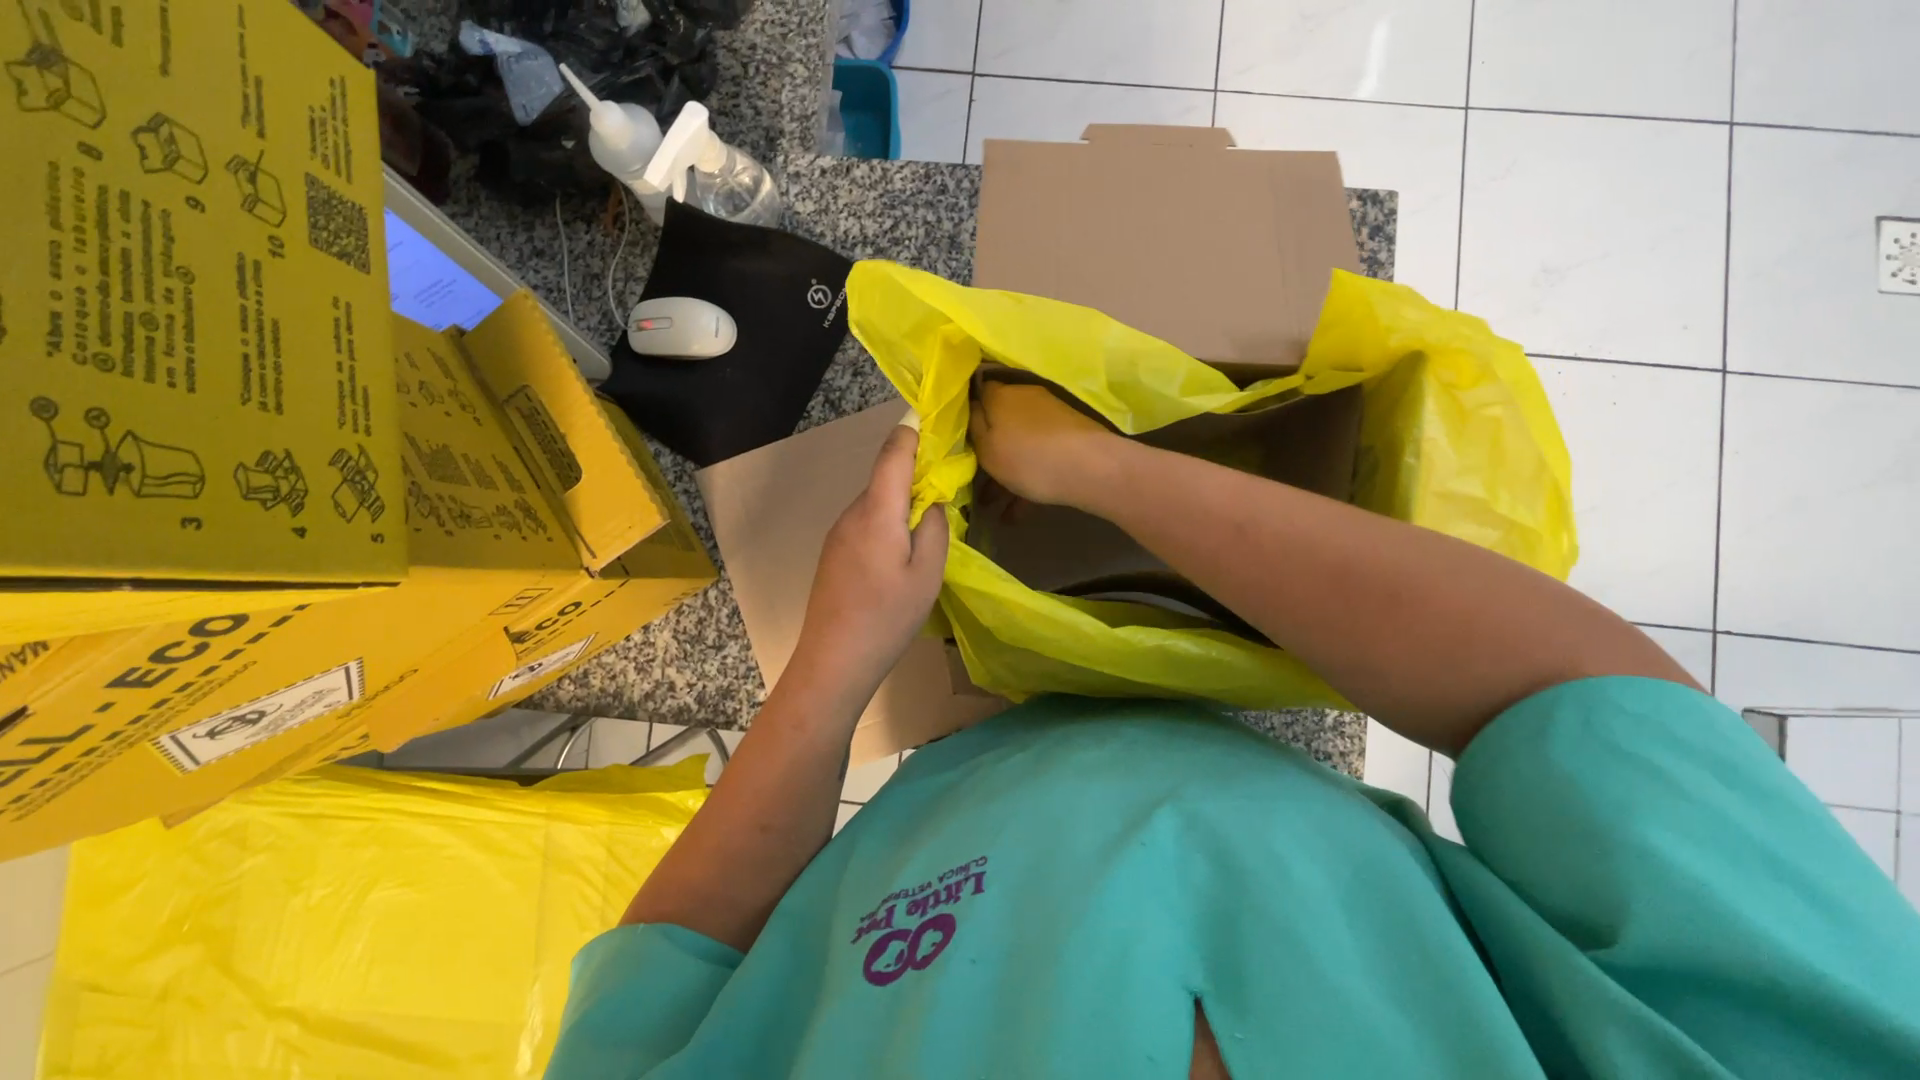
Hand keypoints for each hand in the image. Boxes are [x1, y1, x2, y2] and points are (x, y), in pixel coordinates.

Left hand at [792, 425, 948, 691]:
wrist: (833, 660)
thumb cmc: (886, 617)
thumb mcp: (927, 574)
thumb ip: (936, 528)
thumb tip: (933, 503)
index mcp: (877, 510)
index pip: (894, 451)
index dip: (915, 432)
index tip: (936, 427)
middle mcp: (852, 513)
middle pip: (886, 479)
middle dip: (916, 482)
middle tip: (948, 503)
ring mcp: (837, 534)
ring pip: (876, 505)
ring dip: (901, 511)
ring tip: (925, 544)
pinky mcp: (832, 554)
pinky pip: (865, 526)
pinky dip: (886, 529)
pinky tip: (897, 566)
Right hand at [969, 382, 1124, 509]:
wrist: (1090, 468)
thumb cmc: (1027, 458)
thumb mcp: (986, 448)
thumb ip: (973, 426)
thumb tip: (970, 406)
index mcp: (1001, 396)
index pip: (978, 393)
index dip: (966, 414)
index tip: (958, 437)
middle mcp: (1025, 399)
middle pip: (999, 424)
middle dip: (987, 454)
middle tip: (975, 484)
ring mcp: (1051, 418)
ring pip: (1020, 446)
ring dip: (1006, 476)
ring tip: (995, 511)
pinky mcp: (1069, 438)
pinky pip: (1039, 459)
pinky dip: (1027, 482)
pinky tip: (1016, 515)